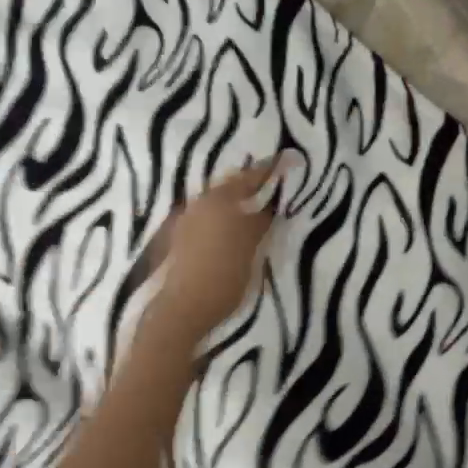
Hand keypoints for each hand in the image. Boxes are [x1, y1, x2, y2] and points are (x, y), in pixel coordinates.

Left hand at [149, 158, 290, 338]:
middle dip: (249, 183)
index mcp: (219, 202)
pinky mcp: (178, 238)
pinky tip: (230, 229)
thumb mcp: (250, 248)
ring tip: (253, 207)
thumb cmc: (223, 277)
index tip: (289, 158)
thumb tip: (269, 203)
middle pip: (229, 186)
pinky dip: (222, 217)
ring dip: (235, 201)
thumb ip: (260, 221)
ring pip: (216, 202)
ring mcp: (185, 221)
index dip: (270, 169)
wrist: (183, 308)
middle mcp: (199, 204)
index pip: (250, 178)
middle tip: (270, 183)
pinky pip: (206, 217)